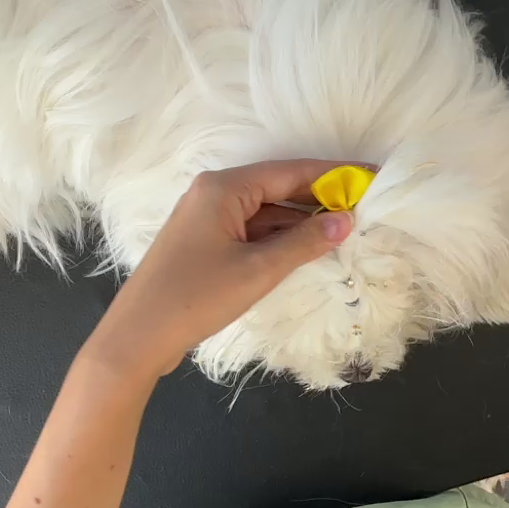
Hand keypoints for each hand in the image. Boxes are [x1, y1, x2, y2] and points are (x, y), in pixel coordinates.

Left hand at [79, 160, 355, 384]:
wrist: (138, 336)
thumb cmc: (197, 298)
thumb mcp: (258, 270)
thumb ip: (304, 242)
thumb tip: (345, 219)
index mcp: (223, 188)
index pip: (289, 171)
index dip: (333, 174)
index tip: (370, 176)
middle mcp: (211, 193)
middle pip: (275, 188)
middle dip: (317, 198)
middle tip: (361, 206)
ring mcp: (203, 219)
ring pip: (262, 212)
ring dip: (297, 222)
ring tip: (340, 231)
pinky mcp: (200, 245)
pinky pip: (247, 231)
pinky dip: (275, 238)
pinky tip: (301, 250)